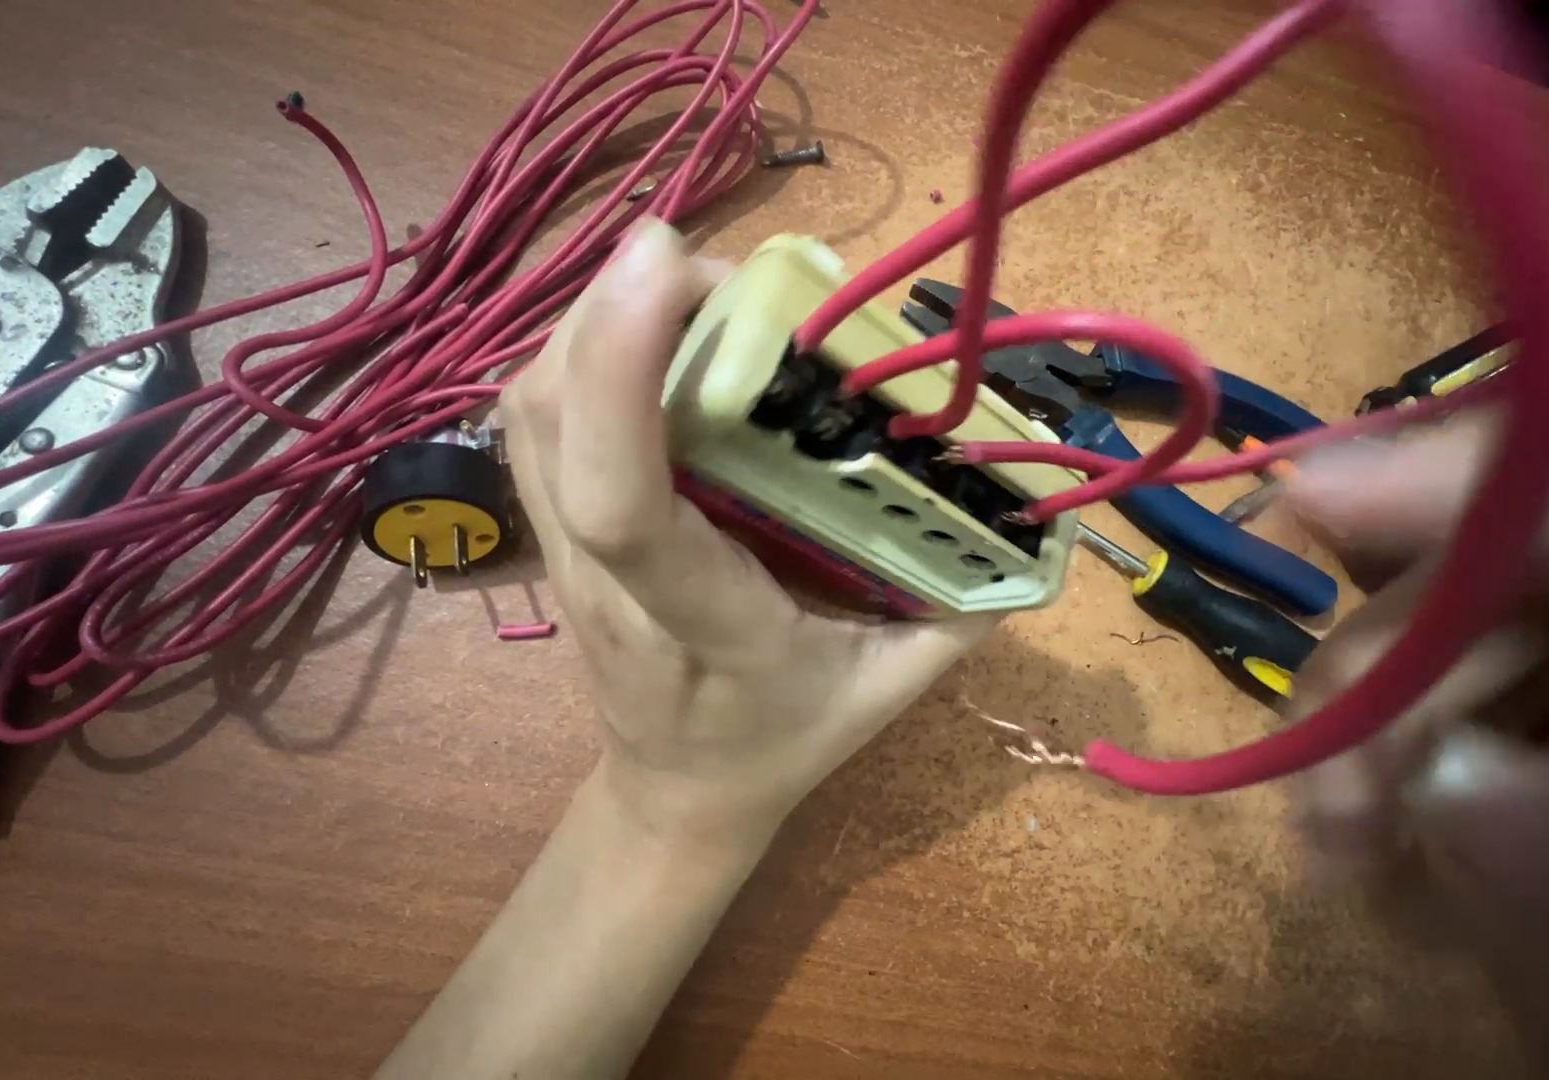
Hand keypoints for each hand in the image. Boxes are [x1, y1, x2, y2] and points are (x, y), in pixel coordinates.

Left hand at [498, 222, 997, 844]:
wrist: (678, 791)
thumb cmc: (780, 744)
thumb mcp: (884, 693)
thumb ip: (956, 616)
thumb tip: (1021, 521)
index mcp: (699, 623)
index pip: (629, 506)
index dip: (624, 372)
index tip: (670, 264)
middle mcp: (608, 581)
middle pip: (554, 423)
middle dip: (619, 312)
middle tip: (722, 277)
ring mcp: (563, 557)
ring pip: (528, 411)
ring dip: (593, 320)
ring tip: (688, 294)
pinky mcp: (552, 536)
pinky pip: (531, 424)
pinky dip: (576, 353)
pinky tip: (644, 340)